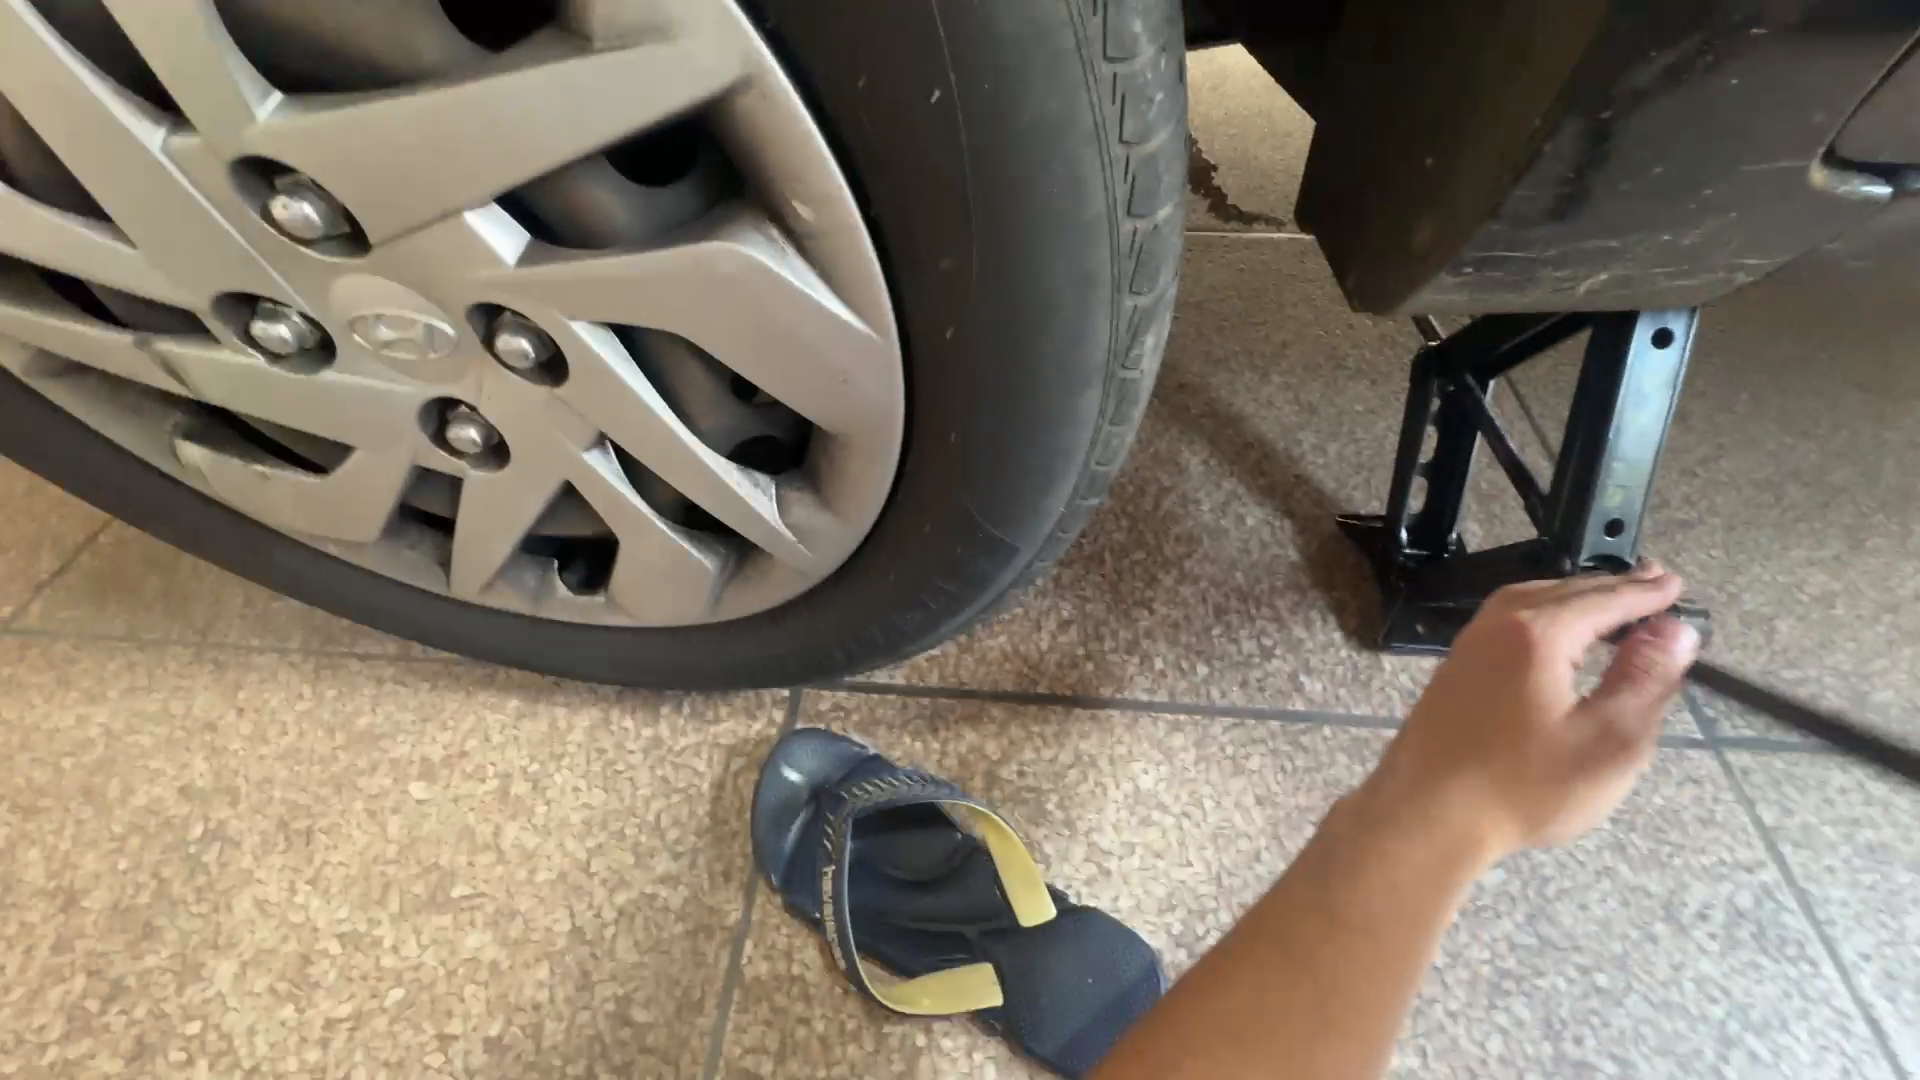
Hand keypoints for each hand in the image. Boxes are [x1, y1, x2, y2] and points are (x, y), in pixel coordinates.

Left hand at [1359, 563, 1701, 863]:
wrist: (1427, 810)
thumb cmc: (1523, 785)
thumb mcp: (1608, 740)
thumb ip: (1644, 680)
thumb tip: (1675, 631)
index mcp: (1533, 635)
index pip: (1600, 600)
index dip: (1642, 593)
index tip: (1675, 583)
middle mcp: (1492, 629)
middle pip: (1558, 593)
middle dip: (1607, 588)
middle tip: (1651, 582)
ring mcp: (1465, 648)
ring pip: (1524, 604)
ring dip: (1569, 598)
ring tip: (1610, 602)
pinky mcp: (1452, 670)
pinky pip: (1503, 624)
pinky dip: (1539, 617)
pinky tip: (1553, 636)